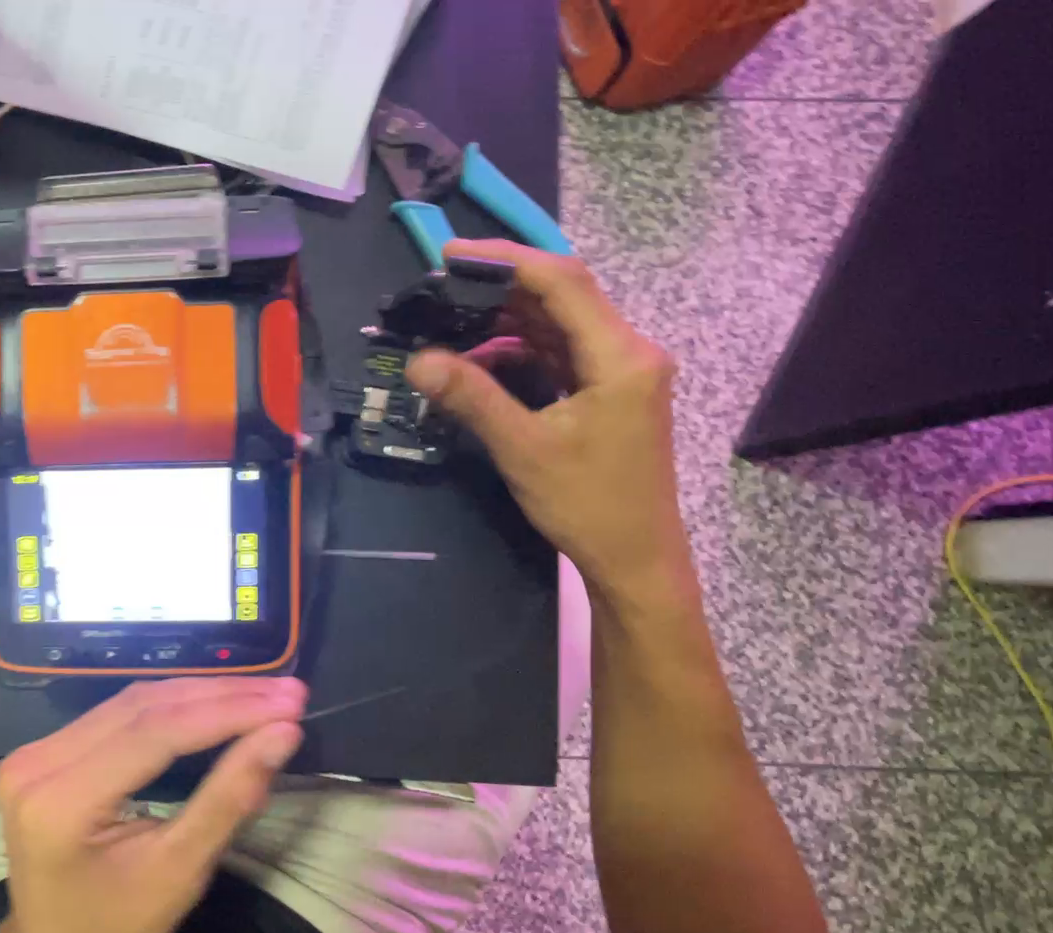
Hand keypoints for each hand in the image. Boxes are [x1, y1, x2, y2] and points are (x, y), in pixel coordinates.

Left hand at [0, 676, 306, 932]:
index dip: (227, 710)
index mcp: (59, 800)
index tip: (291, 701)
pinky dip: (169, 709)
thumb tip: (283, 734)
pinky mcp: (43, 753)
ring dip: (199, 695)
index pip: (154, 732)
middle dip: (220, 695)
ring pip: (130, 703)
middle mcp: (36, 762)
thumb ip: (229, 797)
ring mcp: (32, 754)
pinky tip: (213, 704)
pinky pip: (114, 716)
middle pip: (141, 707)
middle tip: (288, 692)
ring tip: (263, 693)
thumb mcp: (179, 873)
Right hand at [406, 238, 689, 602]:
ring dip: (505, 323)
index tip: (450, 254)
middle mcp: (627, 351)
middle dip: (499, 289)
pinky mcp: (606, 394)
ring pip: (557, 327)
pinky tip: (478, 363)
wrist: (635, 558)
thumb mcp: (522, 448)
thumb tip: (417, 361)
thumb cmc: (587, 503)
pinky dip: (518, 354)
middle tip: (439, 289)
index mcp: (620, 355)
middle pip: (560, 298)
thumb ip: (472, 398)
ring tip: (448, 322)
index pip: (562, 282)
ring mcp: (619, 373)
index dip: (505, 259)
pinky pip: (558, 356)